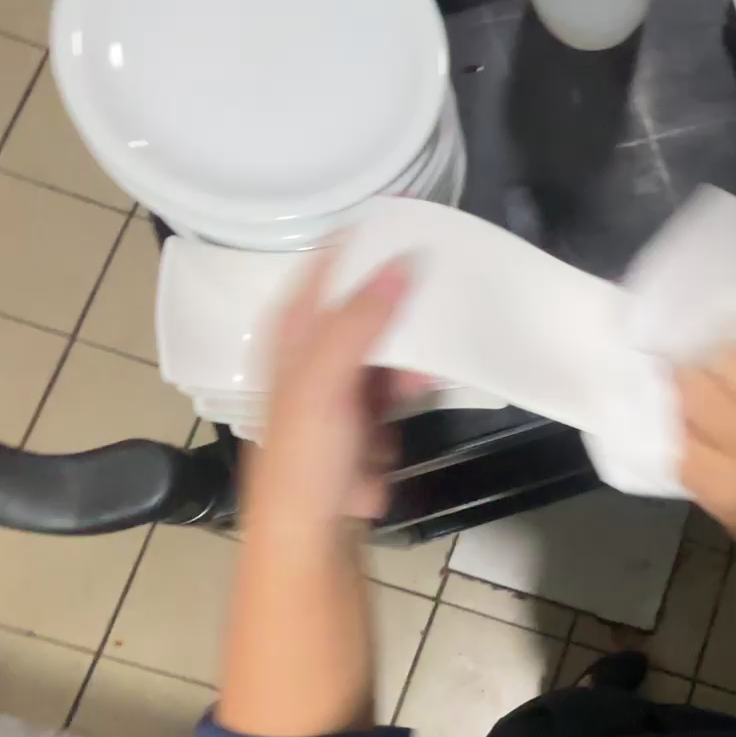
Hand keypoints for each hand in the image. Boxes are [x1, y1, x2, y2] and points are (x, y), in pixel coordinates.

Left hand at [242, 246, 417, 533]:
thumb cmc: (307, 454)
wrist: (314, 527)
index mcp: (294, 326)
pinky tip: (415, 396)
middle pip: (369, 297)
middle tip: (441, 283)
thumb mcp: (325, 380)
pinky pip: (401, 379)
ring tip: (420, 366)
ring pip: (392, 340)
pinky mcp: (370, 409)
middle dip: (403, 299)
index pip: (330, 258)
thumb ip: (361, 320)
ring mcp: (345, 378)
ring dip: (410, 352)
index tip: (414, 209)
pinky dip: (410, 386)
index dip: (367, 233)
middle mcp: (317, 344)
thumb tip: (402, 264)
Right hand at [676, 345, 735, 595]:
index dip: (675, 428)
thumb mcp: (729, 519)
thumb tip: (681, 422)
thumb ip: (702, 469)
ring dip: (729, 373)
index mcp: (735, 489)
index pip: (681, 436)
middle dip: (691, 392)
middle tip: (701, 405)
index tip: (680, 428)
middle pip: (702, 387)